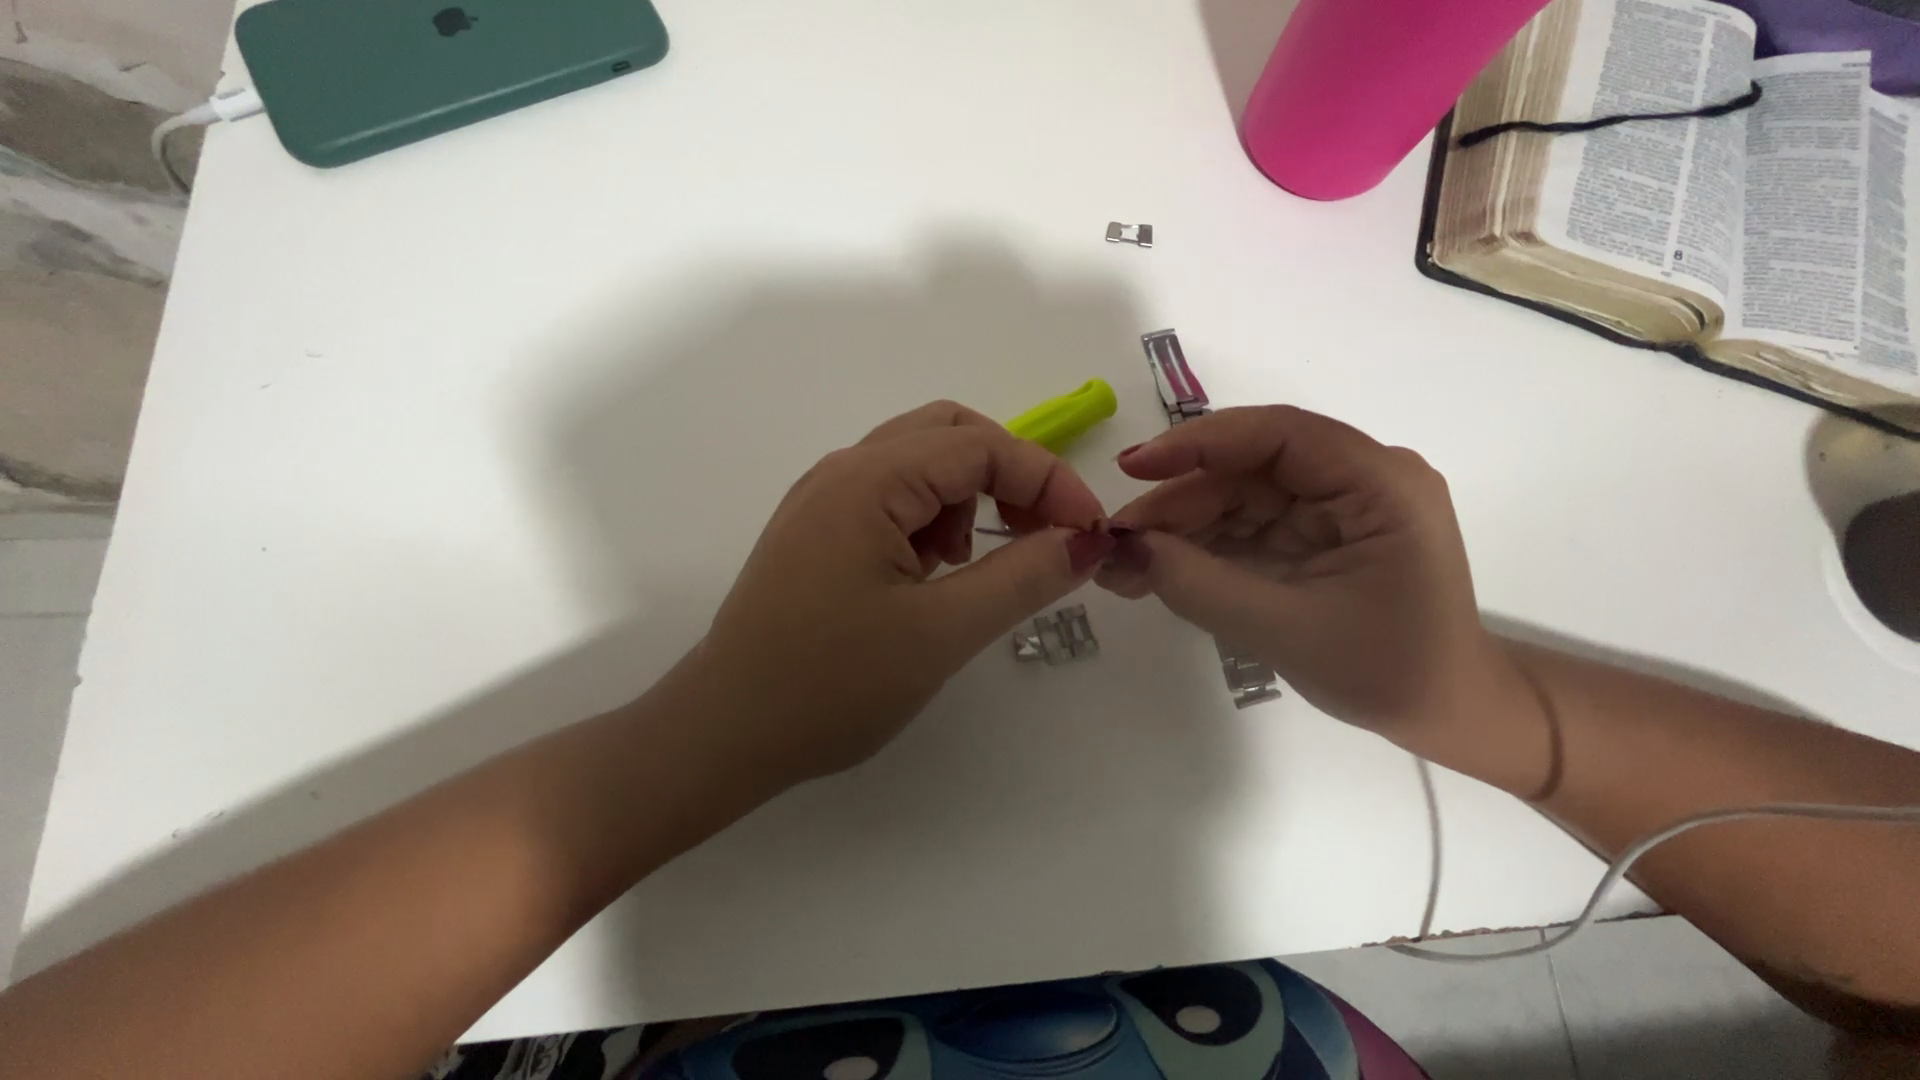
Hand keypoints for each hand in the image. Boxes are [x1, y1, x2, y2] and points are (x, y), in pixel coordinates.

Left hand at [694, 401, 1114, 783]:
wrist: (726, 733)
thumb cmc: (831, 685)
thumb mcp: (942, 633)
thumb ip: (1023, 577)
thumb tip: (1086, 540)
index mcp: (868, 480)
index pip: (981, 446)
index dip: (1047, 480)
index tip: (1088, 534)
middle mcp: (842, 471)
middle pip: (948, 435)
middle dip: (1008, 476)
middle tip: (1041, 535)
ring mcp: (822, 501)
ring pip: (918, 465)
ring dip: (968, 498)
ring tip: (977, 565)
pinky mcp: (816, 534)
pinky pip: (890, 499)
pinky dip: (932, 520)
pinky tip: (933, 576)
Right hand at [1097, 406, 1515, 742]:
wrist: (1447, 714)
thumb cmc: (1387, 673)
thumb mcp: (1285, 631)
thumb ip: (1199, 585)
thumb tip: (1122, 550)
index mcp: (1380, 483)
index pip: (1279, 435)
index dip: (1198, 443)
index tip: (1133, 469)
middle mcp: (1359, 479)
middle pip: (1249, 468)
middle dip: (1179, 502)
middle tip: (1115, 541)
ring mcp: (1337, 506)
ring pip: (1239, 496)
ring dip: (1181, 528)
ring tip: (1124, 565)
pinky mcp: (1317, 533)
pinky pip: (1248, 525)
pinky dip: (1202, 547)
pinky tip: (1156, 569)